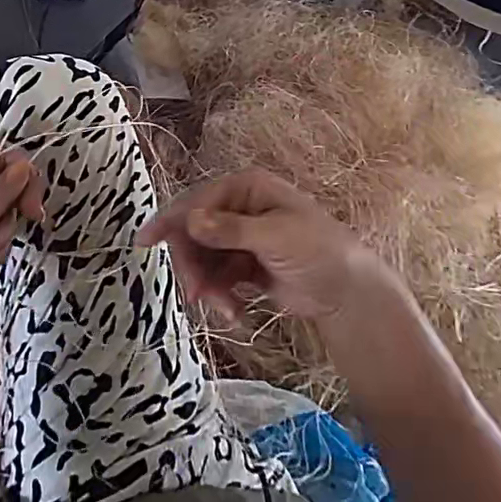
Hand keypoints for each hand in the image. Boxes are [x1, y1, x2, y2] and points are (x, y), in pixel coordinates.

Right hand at [137, 168, 388, 322]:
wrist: (354, 297)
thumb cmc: (320, 252)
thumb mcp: (276, 237)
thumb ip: (230, 230)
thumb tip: (190, 222)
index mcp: (244, 188)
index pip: (197, 201)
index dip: (171, 221)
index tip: (146, 241)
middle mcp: (237, 207)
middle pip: (194, 232)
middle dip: (193, 264)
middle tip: (194, 293)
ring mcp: (238, 236)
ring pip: (202, 257)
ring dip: (207, 284)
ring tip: (222, 309)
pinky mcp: (242, 264)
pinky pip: (216, 276)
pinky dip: (220, 295)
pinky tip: (235, 313)